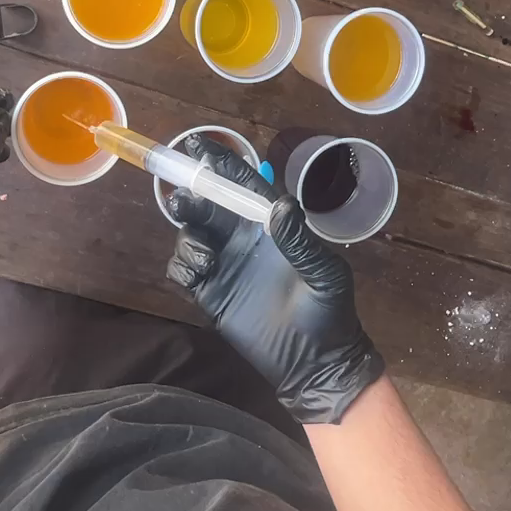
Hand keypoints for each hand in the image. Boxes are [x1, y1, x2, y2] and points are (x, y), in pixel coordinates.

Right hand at [165, 137, 385, 423]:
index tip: (196, 145)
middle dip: (192, 197)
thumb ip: (300, 241)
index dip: (220, 163)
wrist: (316, 365)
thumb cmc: (328, 312)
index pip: (241, 185)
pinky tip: (200, 276)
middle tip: (185, 202)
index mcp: (269, 225)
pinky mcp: (209, 294)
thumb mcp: (324, 273)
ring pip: (190, 235)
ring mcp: (223, 265)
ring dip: (189, 237)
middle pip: (207, 205)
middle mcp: (241, 238)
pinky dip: (182, 266)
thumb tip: (282, 205)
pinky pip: (182, 270)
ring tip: (207, 259)